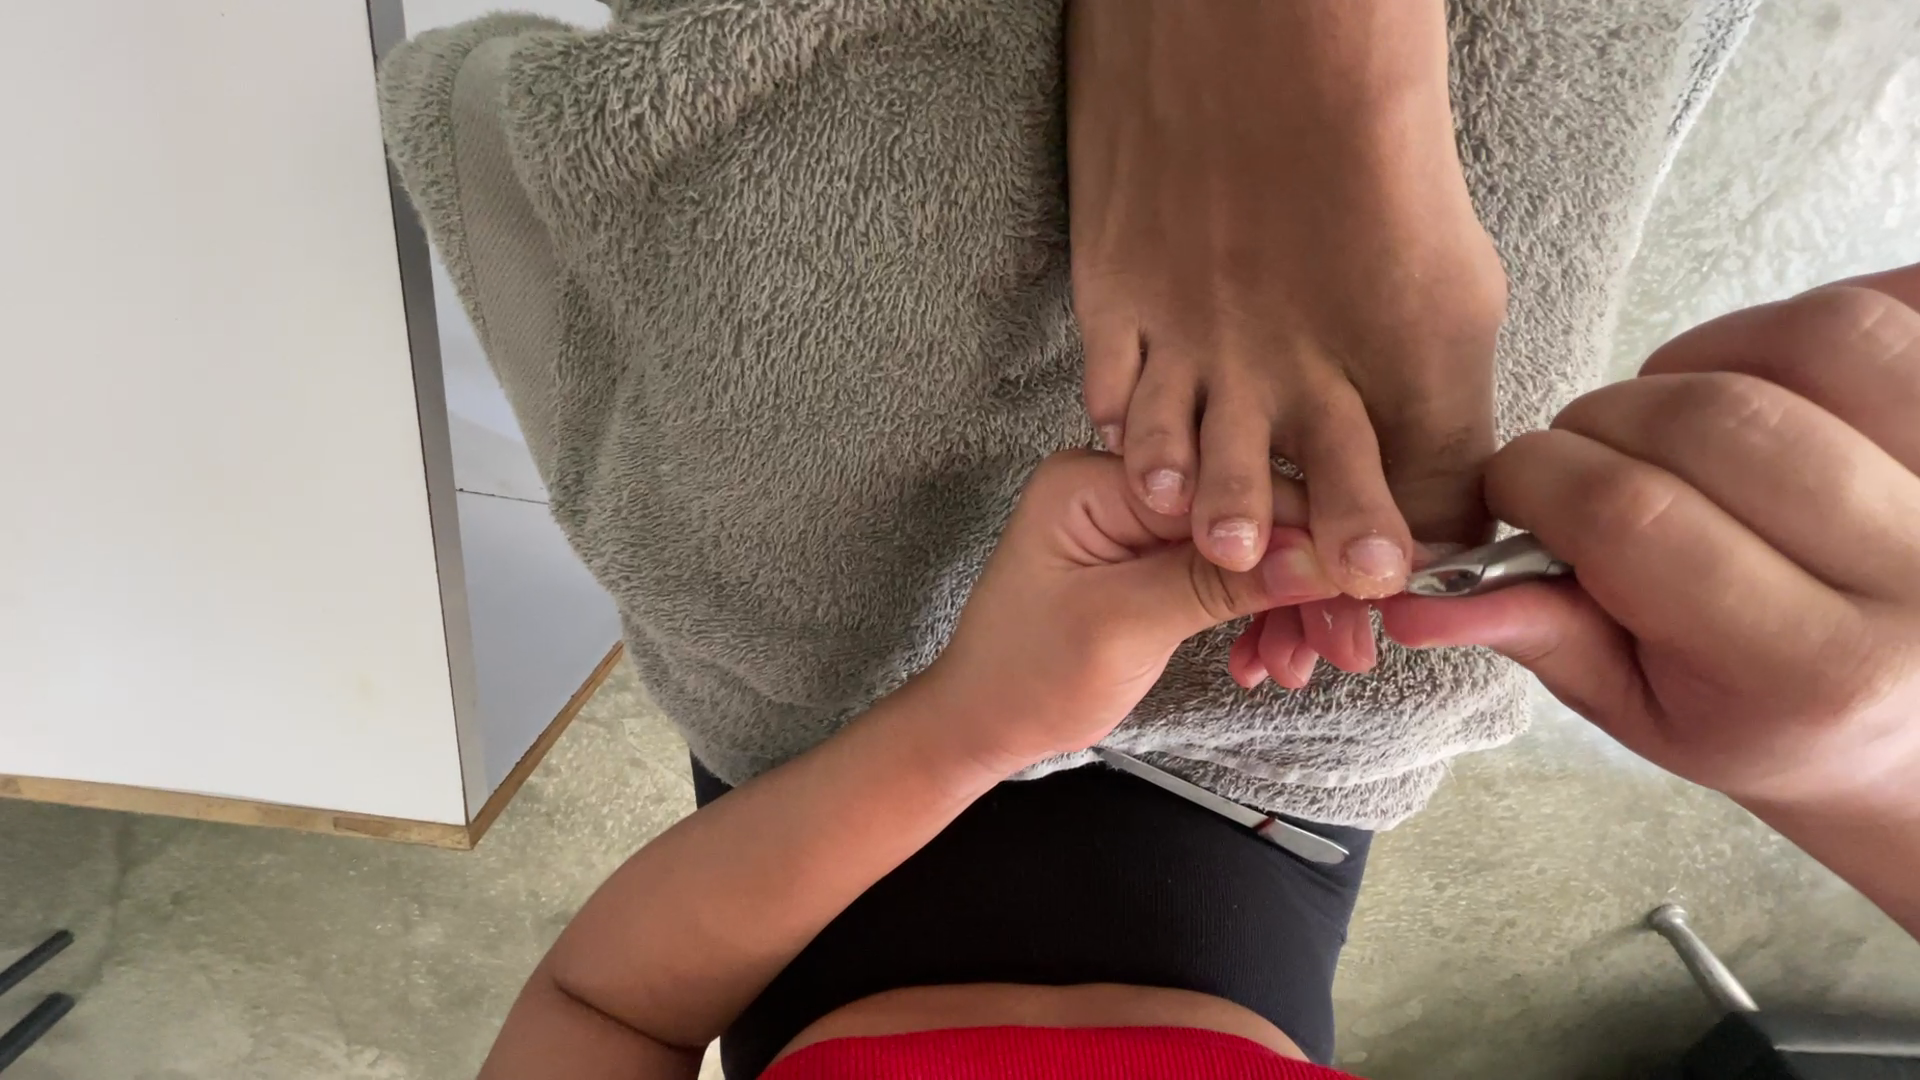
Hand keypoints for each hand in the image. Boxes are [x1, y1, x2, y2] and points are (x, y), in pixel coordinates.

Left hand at [924, 451, 1339, 773]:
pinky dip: (1254, 618)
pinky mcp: (1151, 562)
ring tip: (1303, 668)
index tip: (1370, 586)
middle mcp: (1123, 485)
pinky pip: (1224, 577)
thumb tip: (1325, 561)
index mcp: (1096, 479)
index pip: (1224, 486)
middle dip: (1302, 580)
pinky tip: (1266, 664)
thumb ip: (1217, 585)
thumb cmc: (1030, 673)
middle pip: (1242, 516)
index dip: (1304, 534)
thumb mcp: (1123, 626)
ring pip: (1243, 550)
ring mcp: (1139, 525)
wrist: (986, 722)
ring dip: (1285, 608)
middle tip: (1350, 645)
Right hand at [1069, 0, 1505, 594]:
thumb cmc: (1368, 122)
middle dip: (1319, 553)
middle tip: (1327, 613)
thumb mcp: (1449, 261)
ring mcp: (1191, 324)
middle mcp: (1289, 349)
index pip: (1408, 473)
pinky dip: (1125, 428)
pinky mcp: (1117, 291)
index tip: (1391, 584)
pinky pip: (1115, 383)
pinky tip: (1127, 450)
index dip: (1404, 539)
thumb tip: (1430, 473)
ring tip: (1211, 546)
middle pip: (1305, 481)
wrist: (1246, 11)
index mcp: (1394, 337)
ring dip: (1205, 507)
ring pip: (1192, 450)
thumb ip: (1432, 380)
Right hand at [1378, 266, 1919, 846]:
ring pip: (1816, 339)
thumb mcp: (1628, 701)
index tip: (1513, 490)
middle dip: (1600, 421)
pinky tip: (1764, 388)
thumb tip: (1408, 601)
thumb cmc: (1762, 715)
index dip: (1535, 477)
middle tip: (1586, 460)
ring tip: (1675, 418)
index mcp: (1804, 666)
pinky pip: (1896, 306)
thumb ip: (1530, 633)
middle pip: (1708, 420)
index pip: (1629, 516)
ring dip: (1699, 362)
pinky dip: (1797, 329)